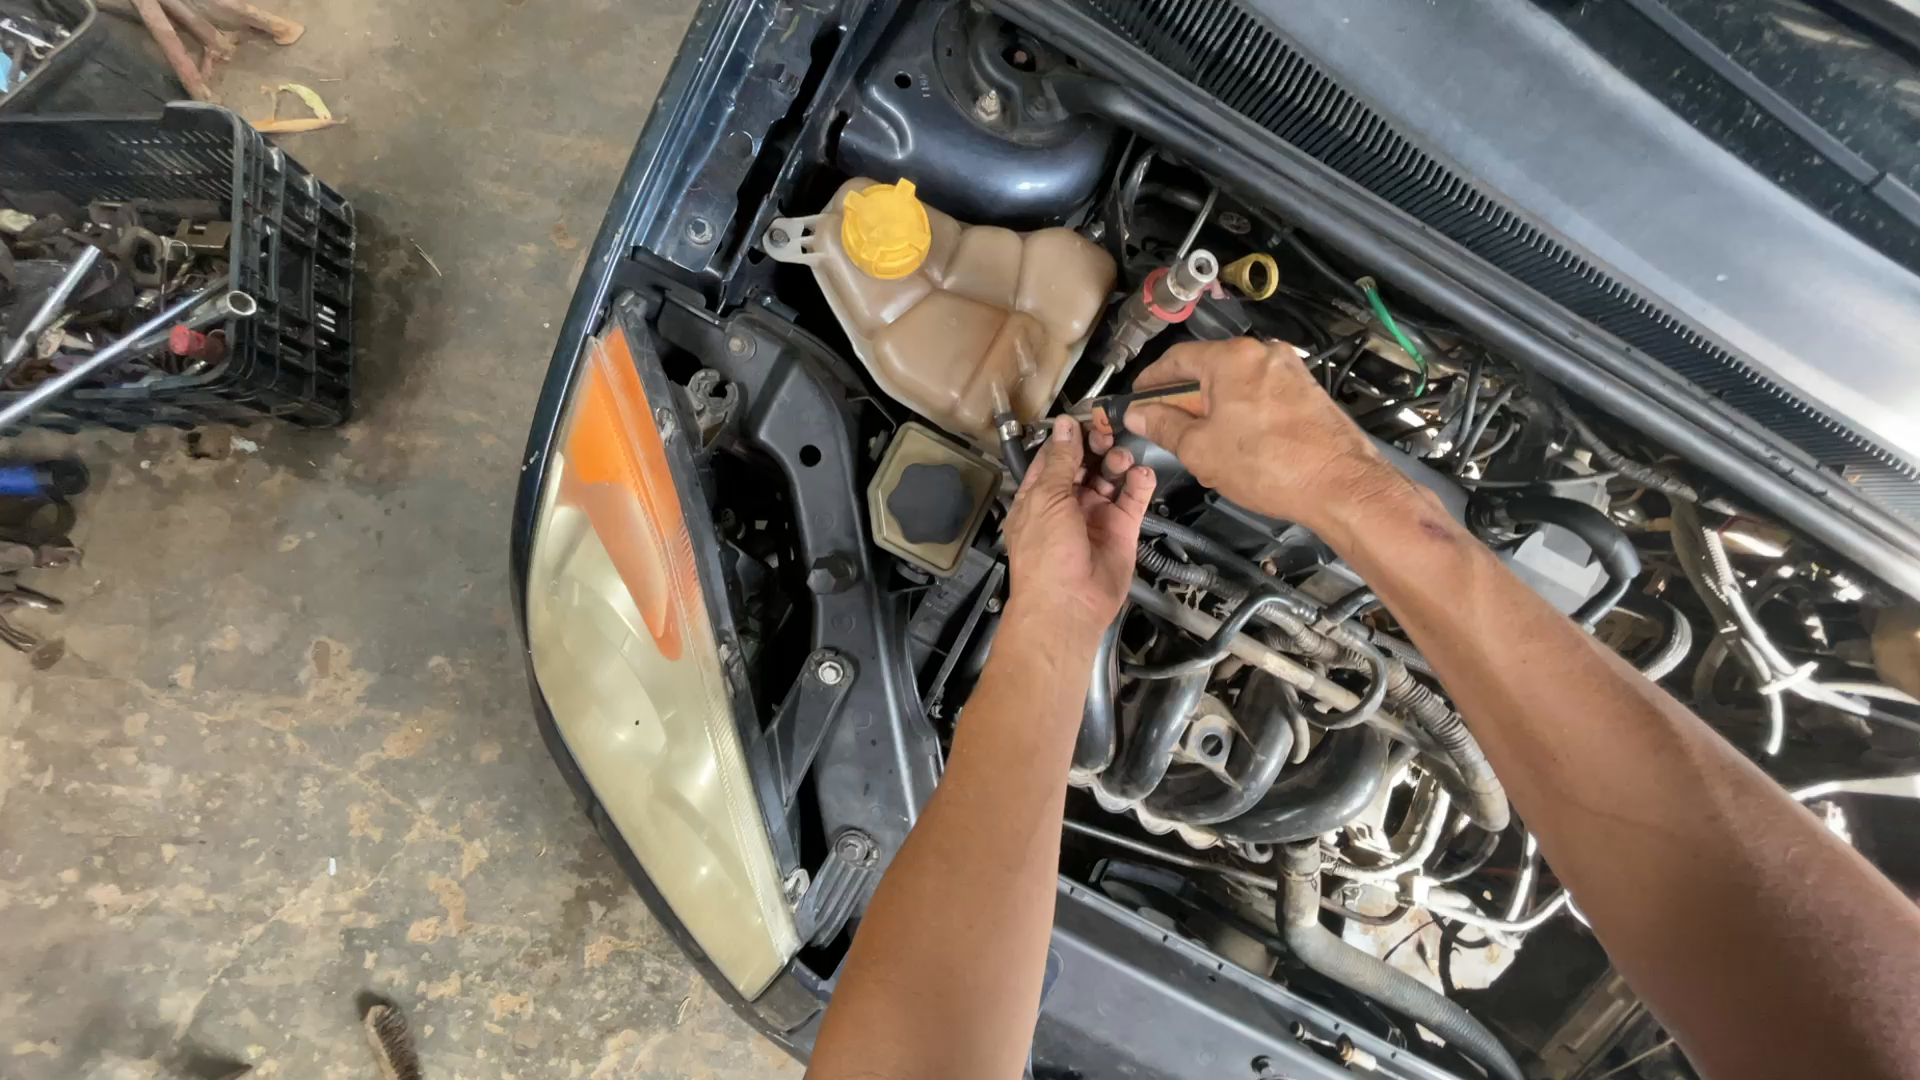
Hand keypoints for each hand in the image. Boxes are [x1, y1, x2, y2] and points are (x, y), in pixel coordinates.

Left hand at [1003, 415, 1155, 640]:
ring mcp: (1095, 516)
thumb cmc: (1045, 555)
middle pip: (1086, 463)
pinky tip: (1141, 475)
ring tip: (1120, 460)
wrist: (1068, 604)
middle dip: (1097, 446)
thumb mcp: (1047, 498)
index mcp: (1039, 496)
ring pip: (1111, 478)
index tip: (1086, 417)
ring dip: (1117, 462)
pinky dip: (1140, 483)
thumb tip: (1064, 427)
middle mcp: (1067, 503)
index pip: (1054, 456)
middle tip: (1107, 434)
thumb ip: (1060, 461)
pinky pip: (1133, 499)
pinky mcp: (1121, 530)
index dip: (1069, 436)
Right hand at [1118, 338, 1413, 536]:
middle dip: (1183, 399)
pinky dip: (1240, 415)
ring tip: (1201, 444)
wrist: (1340, 485)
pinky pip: (1260, 397)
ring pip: (1235, 385)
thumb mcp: (1199, 449)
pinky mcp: (1307, 394)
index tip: (1139, 396)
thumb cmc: (1271, 465)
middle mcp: (1264, 355)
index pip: (1177, 358)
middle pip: (1208, 370)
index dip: (1151, 380)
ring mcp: (1290, 372)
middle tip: (1164, 425)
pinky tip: (1236, 446)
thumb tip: (1140, 414)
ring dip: (1212, 410)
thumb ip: (1163, 426)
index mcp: (1232, 358)